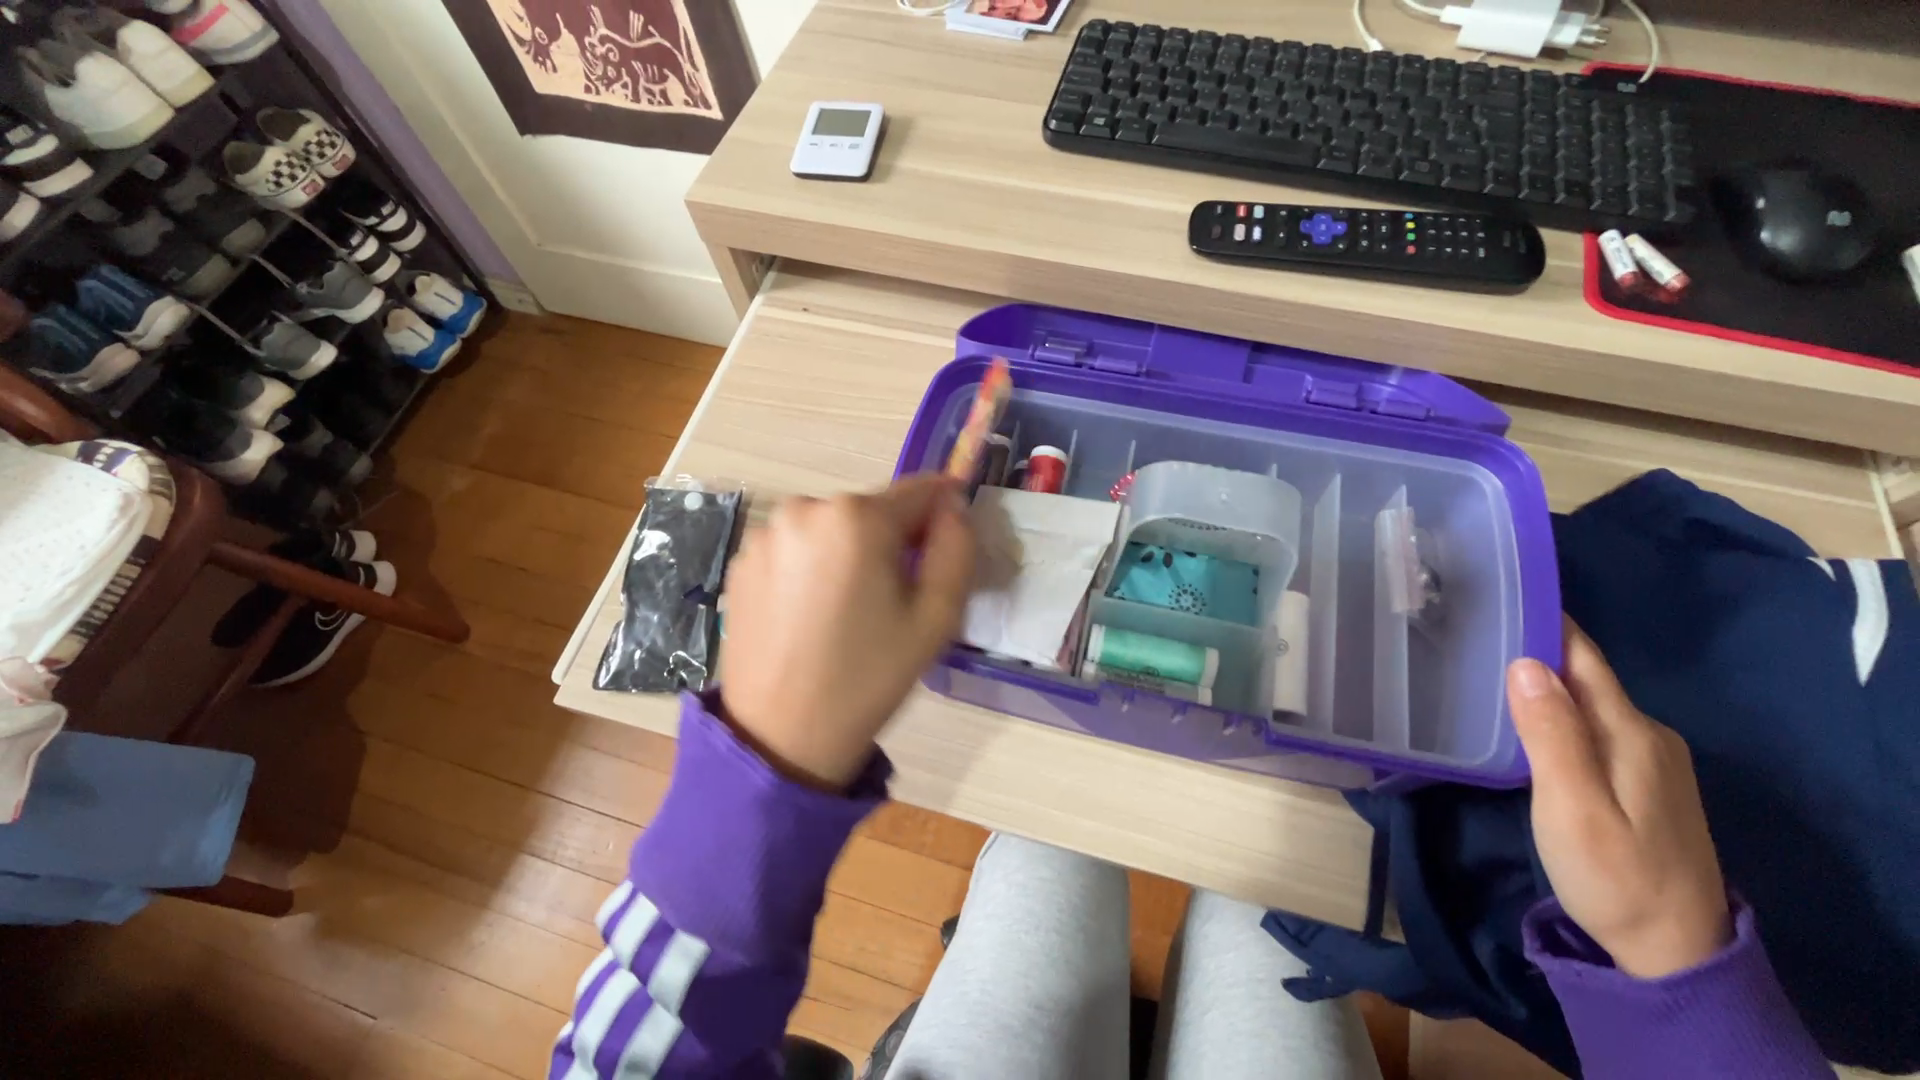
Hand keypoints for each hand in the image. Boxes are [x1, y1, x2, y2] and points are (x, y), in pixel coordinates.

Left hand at [719, 474, 975, 790]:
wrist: (780, 734)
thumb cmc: (868, 678)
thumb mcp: (936, 618)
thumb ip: (957, 549)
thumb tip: (953, 508)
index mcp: (857, 517)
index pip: (920, 491)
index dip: (942, 515)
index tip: (946, 548)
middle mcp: (805, 509)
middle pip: (872, 511)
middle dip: (890, 541)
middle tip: (894, 599)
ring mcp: (766, 533)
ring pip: (832, 529)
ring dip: (849, 553)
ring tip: (848, 612)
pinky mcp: (742, 560)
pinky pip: (796, 549)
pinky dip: (812, 568)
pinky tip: (811, 615)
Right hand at [1507, 620, 1731, 978]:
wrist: (1674, 951)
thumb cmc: (1614, 875)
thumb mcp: (1572, 806)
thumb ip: (1551, 734)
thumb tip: (1527, 663)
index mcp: (1631, 733)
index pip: (1584, 659)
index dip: (1548, 622)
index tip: (1502, 591)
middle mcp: (1646, 735)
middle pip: (1586, 677)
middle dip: (1537, 649)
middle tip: (1475, 628)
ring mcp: (1650, 761)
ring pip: (1589, 703)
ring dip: (1546, 682)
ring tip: (1489, 665)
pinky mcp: (1643, 784)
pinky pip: (1594, 728)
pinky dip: (1558, 712)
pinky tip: (1529, 718)